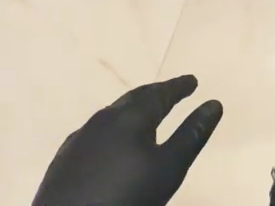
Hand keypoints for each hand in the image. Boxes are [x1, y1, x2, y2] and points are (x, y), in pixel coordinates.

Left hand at [33, 76, 222, 205]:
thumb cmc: (124, 200)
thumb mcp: (168, 170)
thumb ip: (191, 135)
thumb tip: (214, 104)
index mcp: (131, 118)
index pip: (160, 93)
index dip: (179, 87)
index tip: (193, 81)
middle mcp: (103, 121)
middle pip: (133, 99)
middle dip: (154, 94)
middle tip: (170, 93)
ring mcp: (78, 142)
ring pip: (110, 116)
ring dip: (130, 111)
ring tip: (142, 117)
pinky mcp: (61, 165)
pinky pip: (93, 135)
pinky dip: (110, 132)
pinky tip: (107, 147)